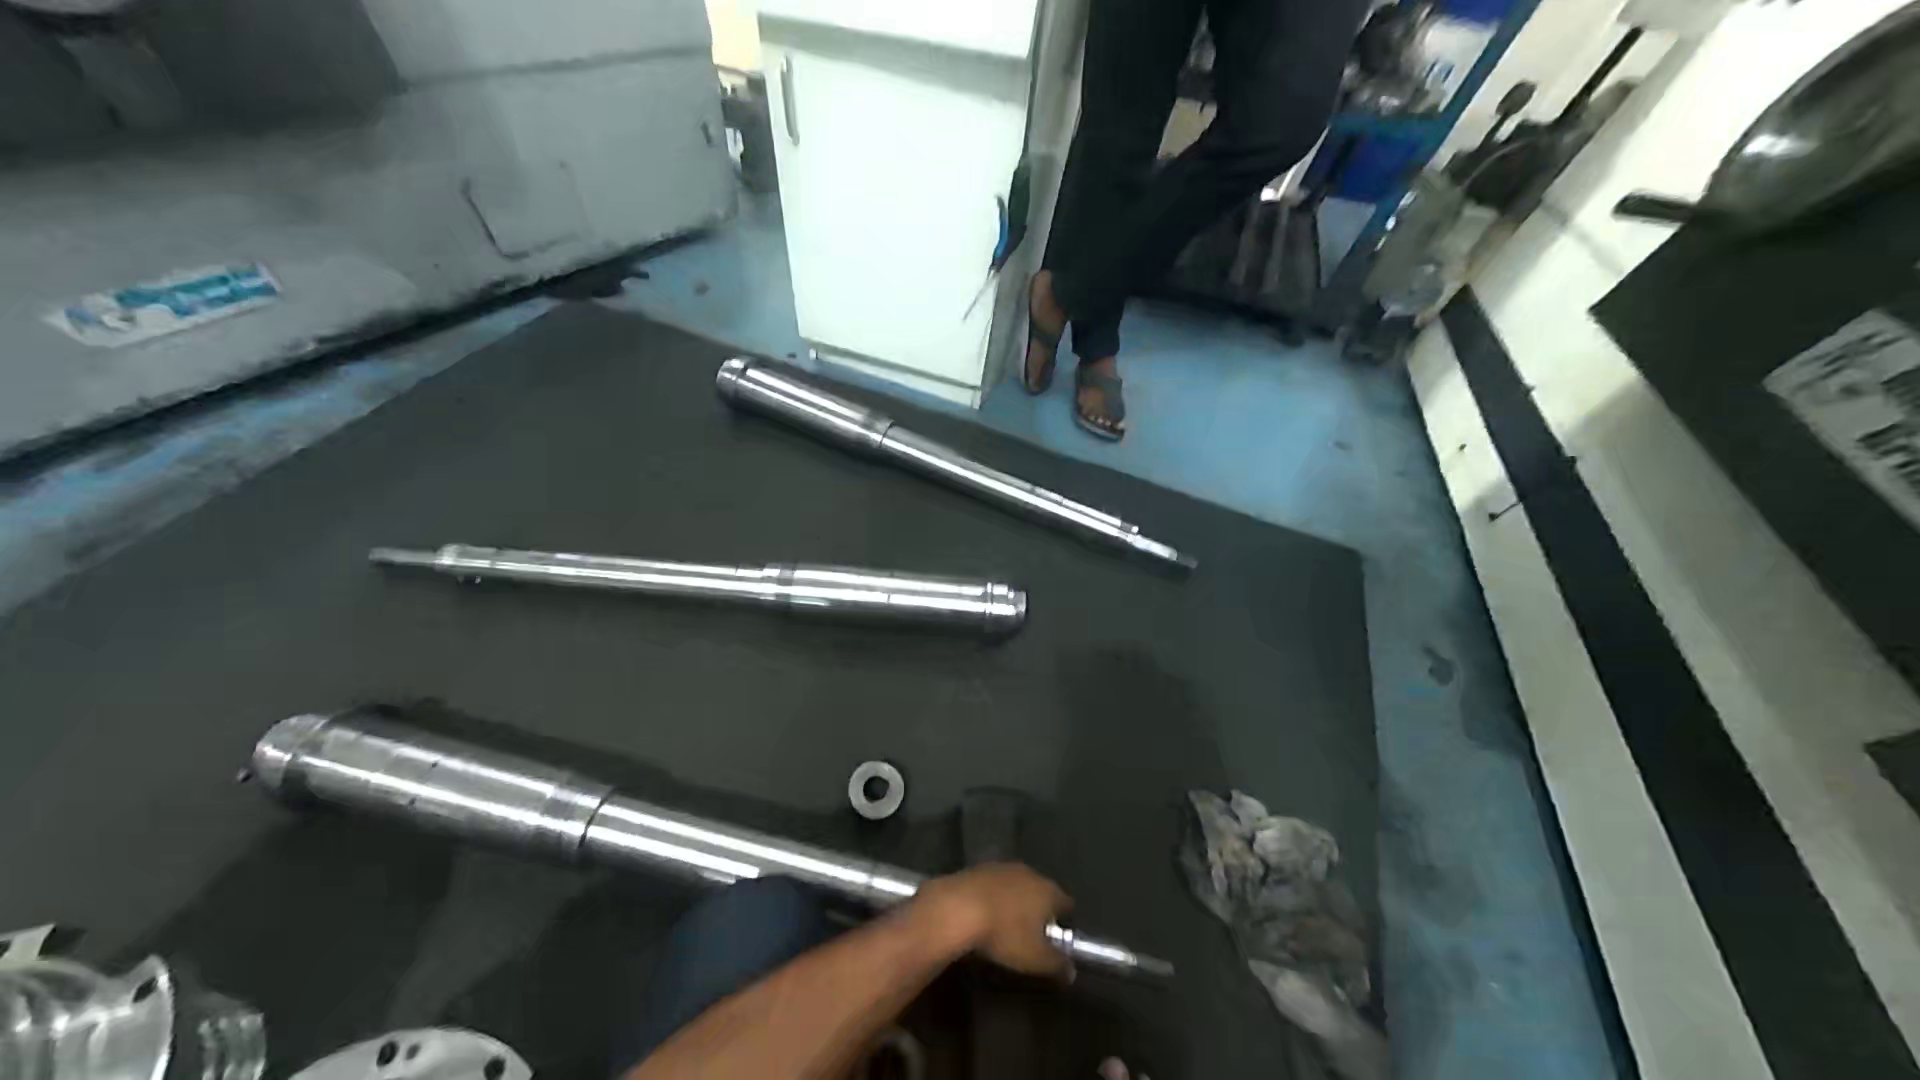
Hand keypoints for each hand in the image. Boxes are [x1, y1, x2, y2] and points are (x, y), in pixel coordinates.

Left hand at [914, 863, 1073, 978]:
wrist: (957, 907)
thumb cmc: (1004, 933)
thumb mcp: (1035, 958)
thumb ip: (1057, 964)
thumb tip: (1071, 970)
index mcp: (1048, 890)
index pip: (1066, 902)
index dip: (1065, 921)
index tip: (1057, 939)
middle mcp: (1029, 872)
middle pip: (1041, 891)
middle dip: (1039, 910)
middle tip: (1031, 935)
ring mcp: (1002, 867)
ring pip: (1016, 885)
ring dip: (1014, 902)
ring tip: (1005, 926)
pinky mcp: (978, 868)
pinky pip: (994, 885)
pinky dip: (994, 898)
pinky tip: (984, 915)